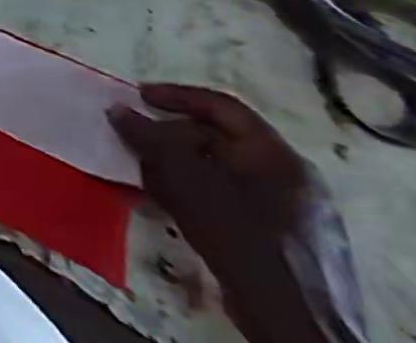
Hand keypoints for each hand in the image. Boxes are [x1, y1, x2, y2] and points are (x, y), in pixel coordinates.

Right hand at [111, 85, 331, 342]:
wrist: (295, 318)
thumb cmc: (240, 236)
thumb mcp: (183, 180)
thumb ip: (149, 139)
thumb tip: (118, 109)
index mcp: (278, 156)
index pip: (223, 107)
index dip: (177, 95)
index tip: (138, 96)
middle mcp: (294, 177)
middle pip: (221, 140)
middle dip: (173, 138)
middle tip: (136, 144)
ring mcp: (297, 212)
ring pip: (225, 172)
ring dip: (181, 168)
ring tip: (149, 179)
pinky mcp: (289, 240)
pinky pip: (235, 200)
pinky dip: (200, 194)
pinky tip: (176, 209)